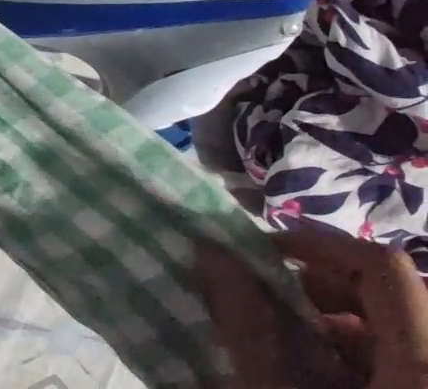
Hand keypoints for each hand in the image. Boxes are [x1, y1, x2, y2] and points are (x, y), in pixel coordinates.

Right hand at [200, 226, 427, 387]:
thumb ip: (248, 322)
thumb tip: (210, 249)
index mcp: (423, 359)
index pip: (383, 266)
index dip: (319, 246)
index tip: (260, 252)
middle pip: (385, 294)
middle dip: (314, 286)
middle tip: (261, 300)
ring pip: (390, 329)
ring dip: (327, 321)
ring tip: (279, 342)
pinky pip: (399, 360)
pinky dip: (348, 353)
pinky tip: (309, 373)